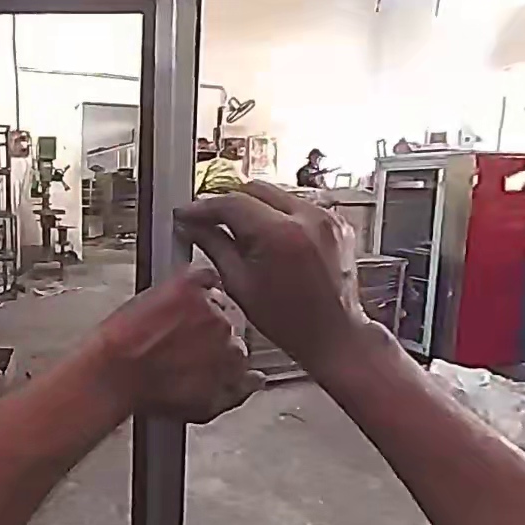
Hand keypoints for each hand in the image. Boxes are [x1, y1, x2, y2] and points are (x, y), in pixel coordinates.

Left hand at [92, 266, 264, 422]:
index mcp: (235, 361)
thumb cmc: (149, 393)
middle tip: (184, 336)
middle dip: (210, 329)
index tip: (202, 351)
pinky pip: (204, 274)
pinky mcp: (187, 285)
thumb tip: (257, 380)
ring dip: (203, 305)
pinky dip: (198, 279)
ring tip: (175, 318)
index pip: (241, 348)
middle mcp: (228, 332)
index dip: (220, 349)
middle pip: (230, 322)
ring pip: (218, 298)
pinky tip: (184, 290)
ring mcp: (209, 306)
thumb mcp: (202, 408)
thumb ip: (237, 393)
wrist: (113, 374)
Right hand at [176, 181, 376, 372]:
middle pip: (254, 189)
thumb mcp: (240, 284)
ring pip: (276, 194)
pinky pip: (299, 206)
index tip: (189, 214)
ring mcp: (326, 218)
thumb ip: (214, 246)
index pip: (231, 202)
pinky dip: (279, 215)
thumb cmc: (290, 321)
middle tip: (209, 220)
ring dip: (254, 207)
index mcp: (279, 234)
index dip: (204, 206)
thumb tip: (193, 227)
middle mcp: (307, 218)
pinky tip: (270, 237)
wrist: (334, 335)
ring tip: (241, 233)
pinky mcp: (336, 223)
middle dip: (228, 202)